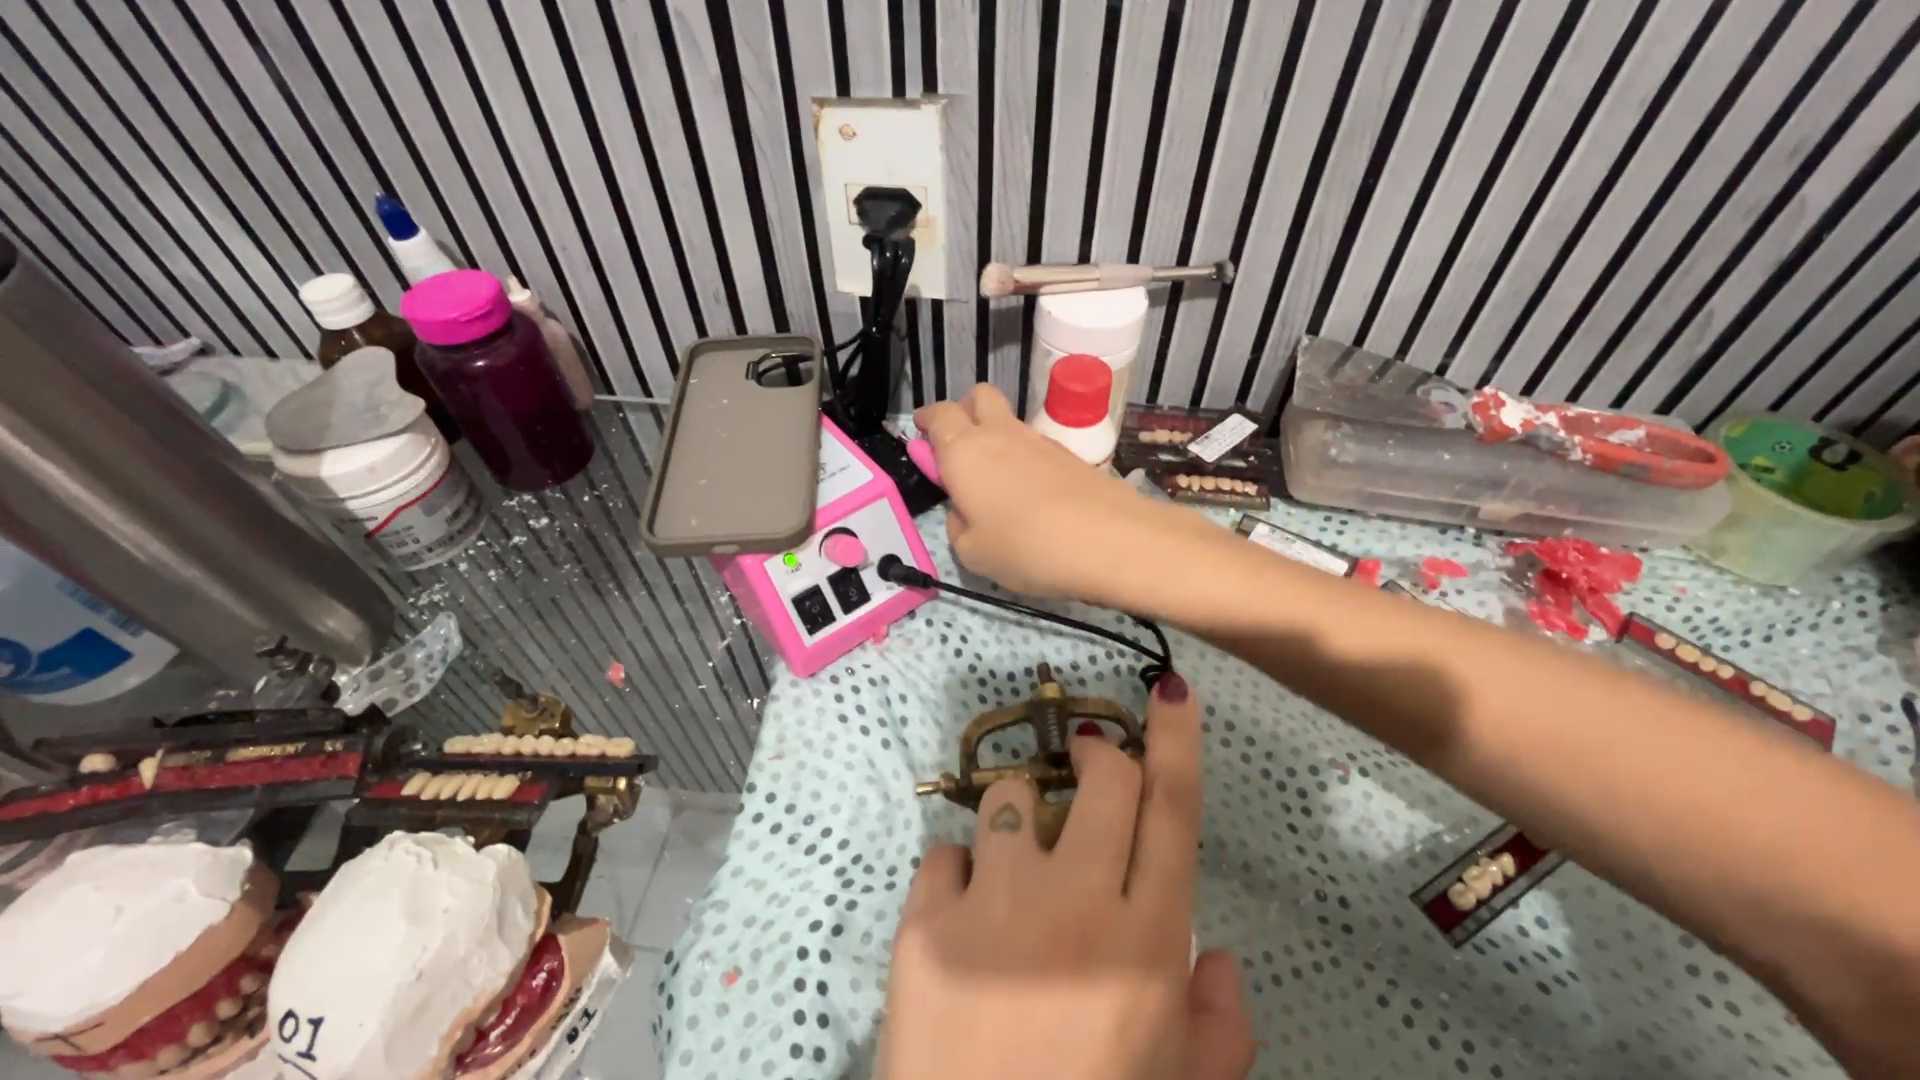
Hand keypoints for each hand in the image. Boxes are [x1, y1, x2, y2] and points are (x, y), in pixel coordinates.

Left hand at [877, 675, 1254, 1079]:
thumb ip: (1220, 1024)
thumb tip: (1216, 952)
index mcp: (1149, 940)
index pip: (1174, 810)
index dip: (1177, 740)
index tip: (1170, 690)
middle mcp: (1077, 902)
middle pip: (1099, 778)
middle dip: (1098, 756)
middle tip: (1090, 769)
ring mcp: (995, 905)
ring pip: (1012, 796)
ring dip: (1022, 812)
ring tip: (1018, 862)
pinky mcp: (924, 923)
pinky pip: (944, 852)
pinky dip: (956, 870)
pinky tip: (960, 914)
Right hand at [914, 385, 1206, 602]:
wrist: (1109, 541)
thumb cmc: (1026, 548)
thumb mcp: (972, 552)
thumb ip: (958, 525)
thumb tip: (964, 510)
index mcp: (963, 452)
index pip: (938, 415)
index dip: (926, 421)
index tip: (921, 435)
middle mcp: (999, 435)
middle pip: (978, 397)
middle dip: (963, 411)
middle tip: (957, 447)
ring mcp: (1039, 442)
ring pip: (1008, 422)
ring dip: (996, 439)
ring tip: (997, 485)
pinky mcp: (1070, 457)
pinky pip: (1035, 447)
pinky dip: (1024, 460)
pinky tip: (1031, 497)